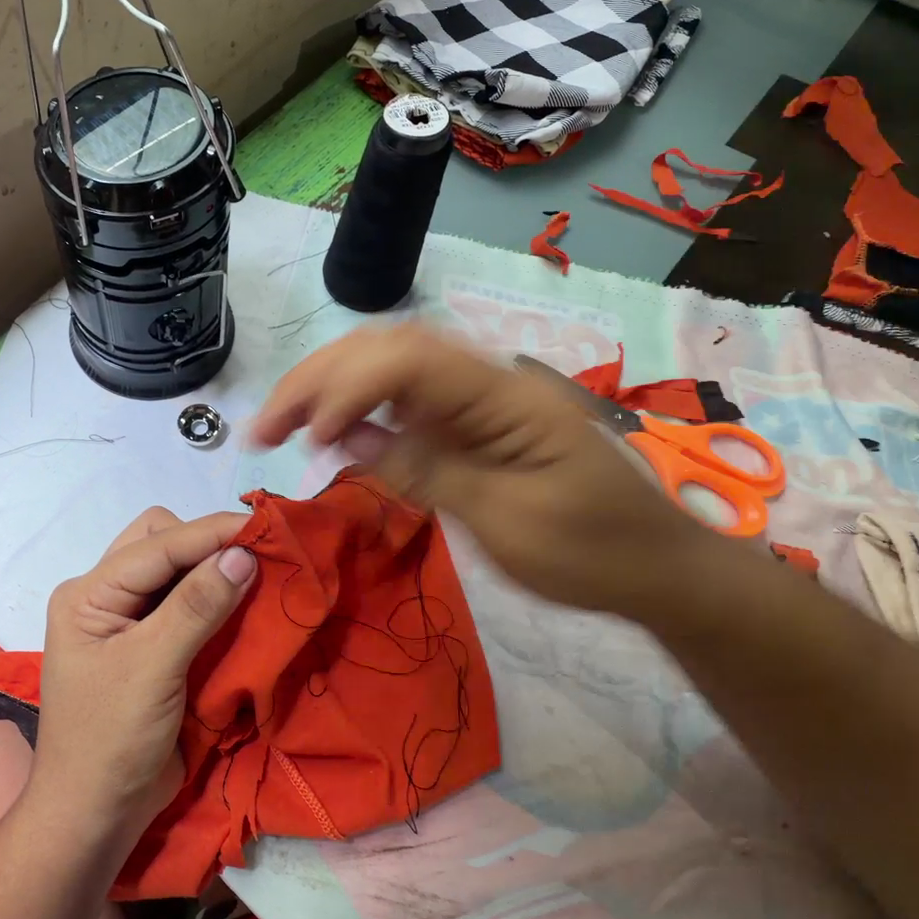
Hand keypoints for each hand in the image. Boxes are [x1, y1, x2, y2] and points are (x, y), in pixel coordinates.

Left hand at [25, 508, 256, 846]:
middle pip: (159, 544)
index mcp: (88, 594)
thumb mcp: (152, 668)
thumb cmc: (111, 739)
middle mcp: (105, 598)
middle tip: (256, 558)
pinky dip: (215, 601)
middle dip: (206, 545)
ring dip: (213, 570)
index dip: (209, 533)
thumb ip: (196, 607)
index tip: (265, 528)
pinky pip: (186, 606)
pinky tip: (244, 603)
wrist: (95, 815)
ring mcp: (127, 623)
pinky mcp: (152, 648)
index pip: (155, 546)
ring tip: (258, 572)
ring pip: (174, 571)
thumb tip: (242, 553)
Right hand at [250, 323, 718, 618]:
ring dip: (325, 388)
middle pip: (387, 349)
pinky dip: (351, 411)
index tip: (311, 439)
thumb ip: (426, 471)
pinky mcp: (465, 423)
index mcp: (507, 396)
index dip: (348, 385)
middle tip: (262, 427)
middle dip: (317, 379)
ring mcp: (474, 398)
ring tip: (276, 426)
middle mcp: (486, 381)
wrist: (656, 569)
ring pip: (385, 367)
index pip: (411, 360)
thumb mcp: (508, 523)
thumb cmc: (594, 553)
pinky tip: (324, 436)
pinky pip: (397, 400)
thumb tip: (346, 435)